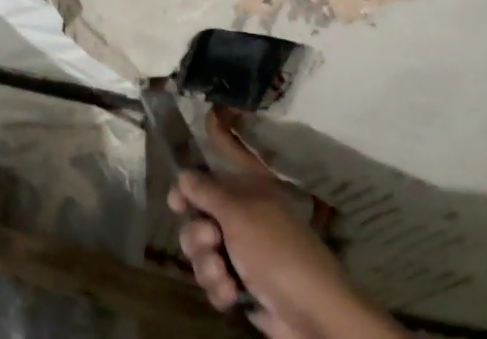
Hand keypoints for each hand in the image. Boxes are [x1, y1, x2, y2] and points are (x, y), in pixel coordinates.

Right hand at [172, 113, 401, 338]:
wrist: (311, 312)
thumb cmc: (275, 251)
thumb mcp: (239, 215)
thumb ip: (206, 192)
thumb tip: (183, 172)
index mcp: (248, 194)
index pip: (212, 179)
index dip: (191, 187)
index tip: (175, 202)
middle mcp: (243, 220)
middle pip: (199, 219)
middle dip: (197, 236)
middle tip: (211, 243)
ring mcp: (242, 254)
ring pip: (202, 254)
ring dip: (207, 266)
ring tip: (223, 277)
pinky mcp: (241, 286)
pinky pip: (214, 281)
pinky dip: (219, 288)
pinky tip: (231, 296)